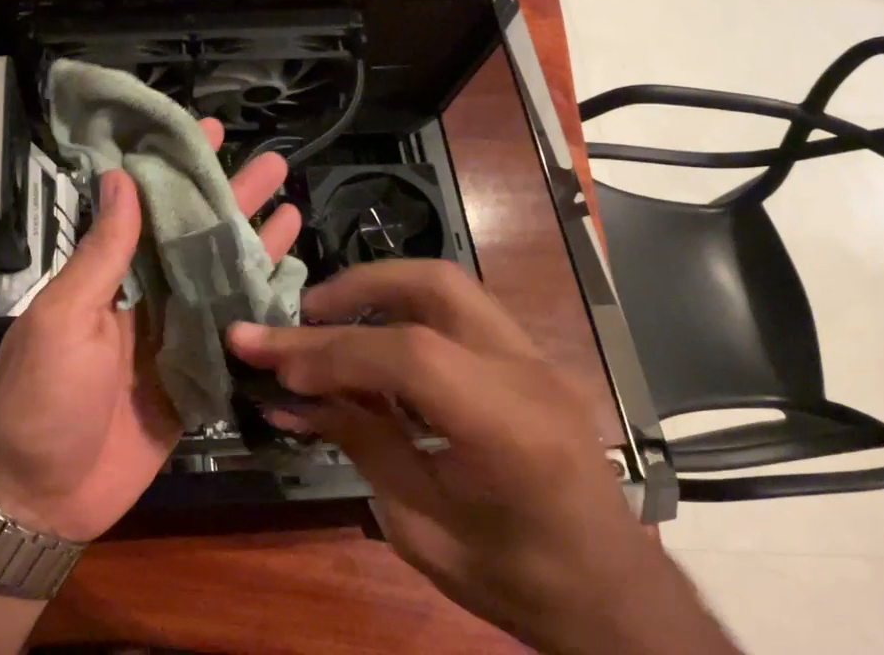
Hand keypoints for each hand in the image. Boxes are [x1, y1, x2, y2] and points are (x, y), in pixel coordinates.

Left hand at [0, 119, 300, 541]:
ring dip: (252, 245)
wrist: (43, 495)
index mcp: (108, 276)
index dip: (175, 170)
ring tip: (291, 206)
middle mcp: (145, 298)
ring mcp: (173, 339)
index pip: (148, 208)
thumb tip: (120, 178)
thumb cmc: (41, 397)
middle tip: (273, 162)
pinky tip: (291, 282)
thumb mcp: (62, 318)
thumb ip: (101, 254)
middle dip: (231, 200)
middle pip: (195, 239)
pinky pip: (232, 336)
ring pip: (220, 280)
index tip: (205, 131)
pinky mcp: (195, 380)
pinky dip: (260, 309)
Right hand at [226, 261, 737, 654]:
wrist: (611, 597)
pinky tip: (372, 345)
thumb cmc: (514, 577)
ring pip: (449, 287)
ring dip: (379, 291)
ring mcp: (535, 361)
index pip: (409, 355)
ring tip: (326, 320)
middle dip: (357, 287)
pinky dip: (404, 313)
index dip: (331, 352)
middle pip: (435, 286)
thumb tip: (288, 396)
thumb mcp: (420, 525)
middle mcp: (527, 374)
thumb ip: (359, 443)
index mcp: (508, 427)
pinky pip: (458, 314)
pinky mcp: (530, 362)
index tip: (272, 363)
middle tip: (301, 314)